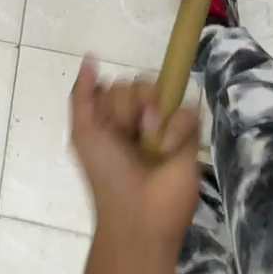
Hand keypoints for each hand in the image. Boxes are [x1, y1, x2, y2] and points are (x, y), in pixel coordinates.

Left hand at [69, 59, 200, 251]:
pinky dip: (177, 127)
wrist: (139, 218)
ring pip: (166, 90)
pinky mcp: (190, 136)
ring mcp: (166, 124)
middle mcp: (140, 117)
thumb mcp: (84, 133)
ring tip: (150, 140)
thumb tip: (89, 56)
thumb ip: (82, 95)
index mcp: (113, 117)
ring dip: (155, 114)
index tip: (108, 125)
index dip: (113, 101)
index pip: (117, 85)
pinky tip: (167, 148)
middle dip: (131, 107)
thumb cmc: (107, 175)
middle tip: (128, 135)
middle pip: (140, 84)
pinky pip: (190, 110)